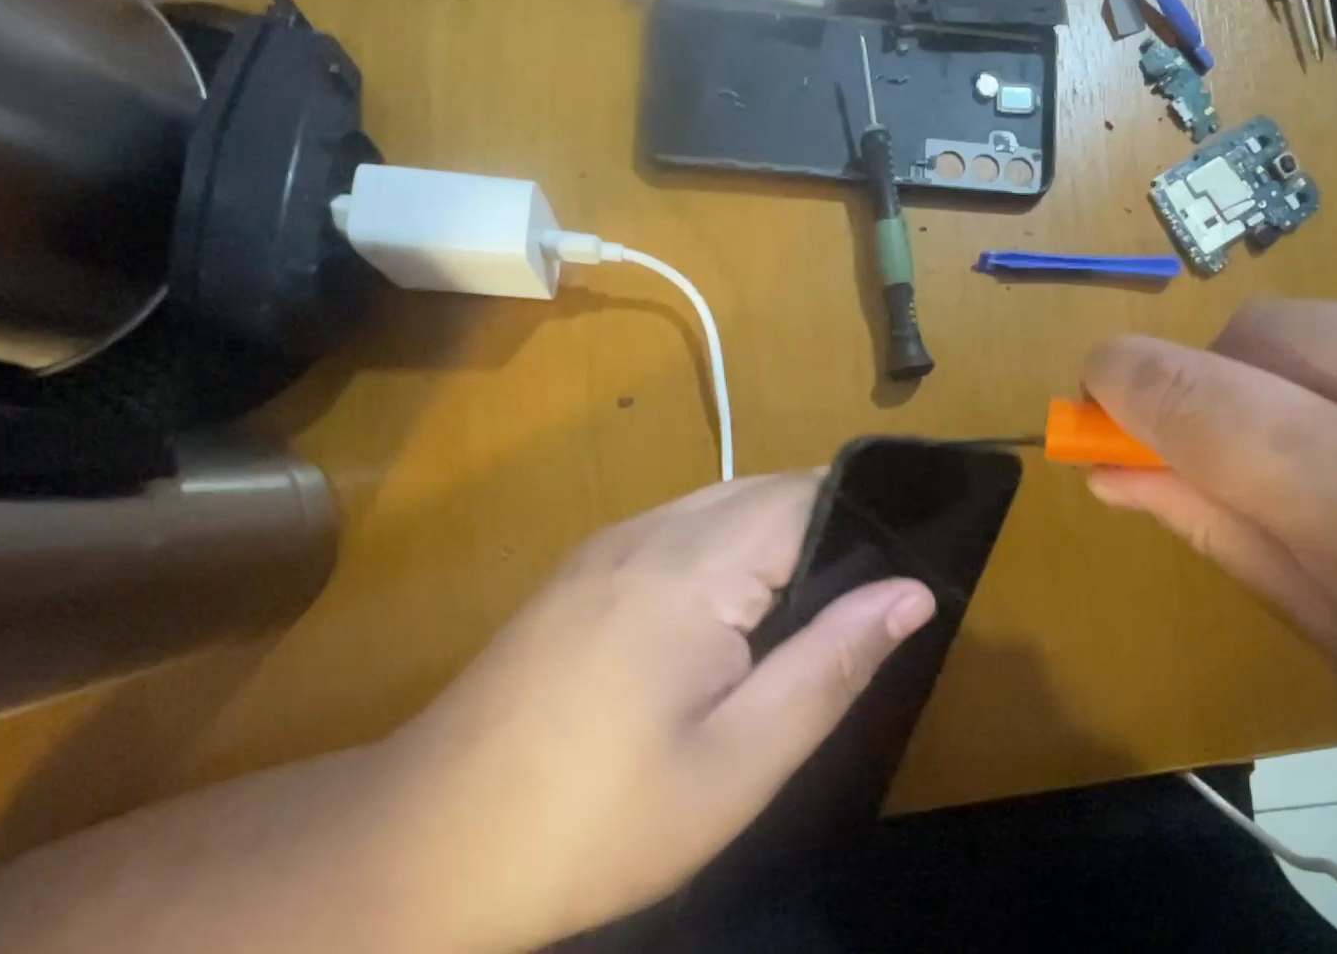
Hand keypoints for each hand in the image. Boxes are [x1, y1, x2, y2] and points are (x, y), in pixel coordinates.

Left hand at [377, 474, 934, 950]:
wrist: (425, 845)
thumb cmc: (598, 820)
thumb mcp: (738, 761)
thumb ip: (830, 665)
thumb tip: (911, 592)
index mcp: (691, 568)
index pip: (805, 494)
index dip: (866, 519)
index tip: (906, 569)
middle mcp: (647, 531)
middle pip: (764, 491)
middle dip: (826, 528)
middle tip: (867, 607)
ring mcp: (604, 546)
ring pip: (721, 506)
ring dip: (775, 540)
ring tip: (813, 614)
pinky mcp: (581, 571)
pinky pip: (679, 531)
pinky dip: (727, 551)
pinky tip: (732, 618)